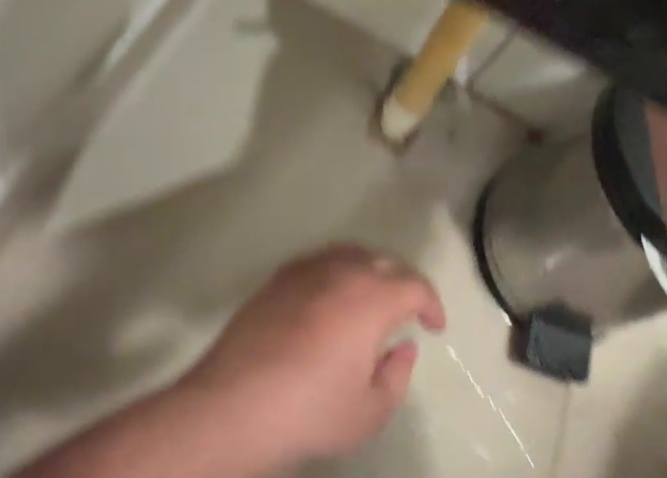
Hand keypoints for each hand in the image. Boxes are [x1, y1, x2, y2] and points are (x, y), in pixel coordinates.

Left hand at [179, 243, 445, 469]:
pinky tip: (331, 299)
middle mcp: (342, 271)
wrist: (232, 407)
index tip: (434, 327)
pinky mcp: (276, 279)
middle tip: (407, 313)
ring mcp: (305, 271)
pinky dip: (337, 273)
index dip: (432, 304)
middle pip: (384, 263)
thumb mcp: (368, 412)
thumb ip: (396, 376)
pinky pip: (319, 262)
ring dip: (370, 273)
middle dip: (403, 285)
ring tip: (372, 300)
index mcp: (372, 298)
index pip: (416, 286)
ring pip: (350, 255)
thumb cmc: (308, 412)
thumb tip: (403, 348)